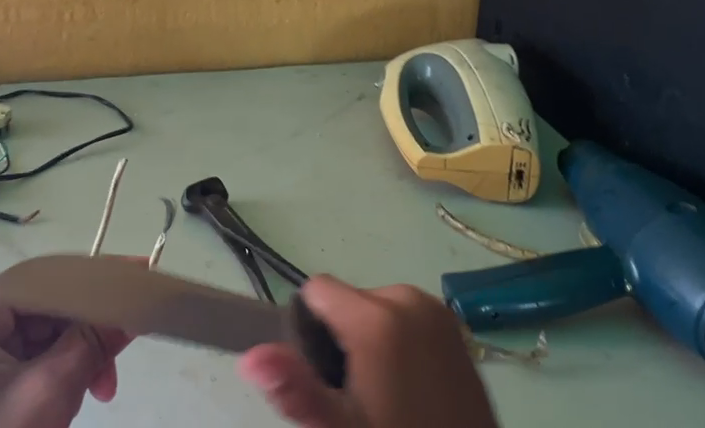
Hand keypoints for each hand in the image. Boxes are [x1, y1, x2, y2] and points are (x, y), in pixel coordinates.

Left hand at [0, 280, 132, 427]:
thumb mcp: (46, 396)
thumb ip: (92, 345)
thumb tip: (132, 310)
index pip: (43, 280)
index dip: (94, 281)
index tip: (141, 278)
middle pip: (44, 307)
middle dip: (83, 337)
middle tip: (111, 378)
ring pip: (40, 332)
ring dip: (73, 360)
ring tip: (92, 394)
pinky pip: (27, 355)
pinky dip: (54, 373)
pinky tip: (66, 400)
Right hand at [238, 276, 497, 427]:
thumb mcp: (341, 426)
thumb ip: (296, 388)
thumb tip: (250, 357)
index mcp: (377, 316)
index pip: (317, 290)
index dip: (311, 330)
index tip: (327, 373)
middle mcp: (407, 298)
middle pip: (347, 300)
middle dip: (343, 337)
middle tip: (359, 392)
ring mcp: (436, 309)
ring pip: (376, 307)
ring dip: (371, 339)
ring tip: (387, 391)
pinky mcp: (455, 325)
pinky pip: (406, 316)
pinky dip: (401, 340)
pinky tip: (412, 384)